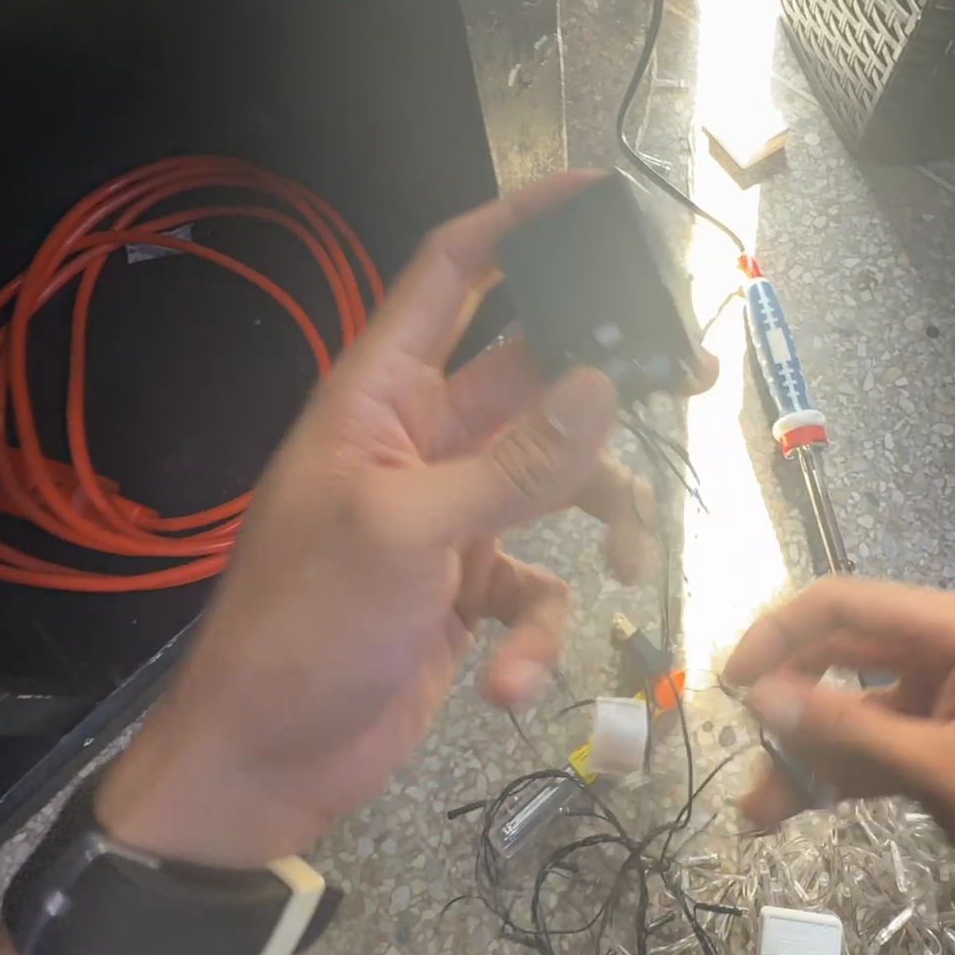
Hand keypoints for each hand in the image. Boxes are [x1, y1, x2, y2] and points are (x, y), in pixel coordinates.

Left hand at [94, 170, 713, 869]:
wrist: (265, 760)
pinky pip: (537, 585)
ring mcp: (457, 511)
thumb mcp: (406, 534)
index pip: (452, 275)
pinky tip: (510, 680)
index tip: (590, 195)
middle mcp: (427, 439)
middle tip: (688, 375)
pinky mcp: (474, 583)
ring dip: (603, 518)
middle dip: (609, 378)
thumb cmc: (305, 628)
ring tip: (633, 561)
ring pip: (560, 480)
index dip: (516, 224)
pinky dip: (538, 633)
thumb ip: (511, 463)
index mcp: (386, 396)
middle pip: (537, 377)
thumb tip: (604, 388)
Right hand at [727, 578, 954, 954]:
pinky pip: (886, 745)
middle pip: (843, 656)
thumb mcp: (953, 779)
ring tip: (762, 808)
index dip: (778, 634)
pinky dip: (847, 773)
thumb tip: (761, 693)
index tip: (733, 682)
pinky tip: (806, 805)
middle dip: (789, 704)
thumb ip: (851, 731)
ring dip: (811, 753)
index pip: (844, 604)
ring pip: (858, 710)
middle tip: (746, 750)